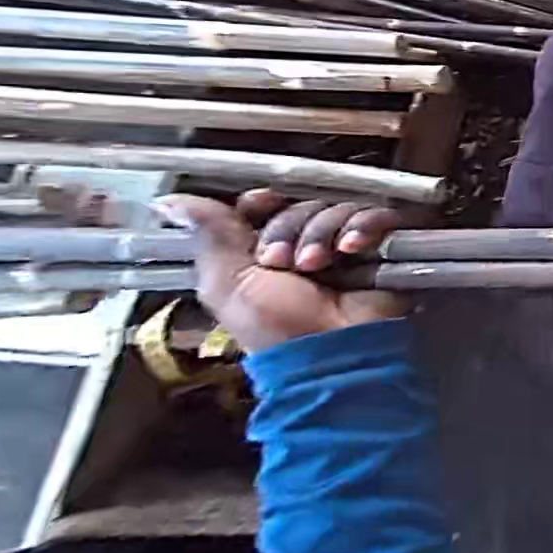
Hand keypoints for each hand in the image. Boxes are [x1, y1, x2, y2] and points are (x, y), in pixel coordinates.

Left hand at [154, 189, 409, 352]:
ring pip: (338, 209)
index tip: (261, 205)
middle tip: (289, 260)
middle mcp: (309, 244)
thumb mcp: (230, 284)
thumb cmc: (277, 326)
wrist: (335, 350)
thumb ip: (209, 237)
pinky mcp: (382, 245)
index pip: (269, 205)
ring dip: (325, 232)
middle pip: (303, 206)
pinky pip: (375, 216)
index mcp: (269, 252)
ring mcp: (347, 245)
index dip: (264, 202)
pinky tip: (353, 248)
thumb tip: (170, 202)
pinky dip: (364, 226)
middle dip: (294, 228)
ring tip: (322, 263)